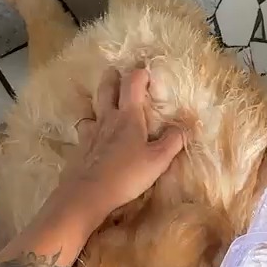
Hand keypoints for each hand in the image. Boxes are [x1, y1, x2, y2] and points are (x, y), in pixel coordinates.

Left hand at [45, 66, 185, 229]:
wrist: (87, 193)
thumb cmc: (126, 174)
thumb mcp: (158, 160)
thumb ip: (173, 141)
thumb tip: (186, 127)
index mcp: (128, 116)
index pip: (133, 84)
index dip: (140, 74)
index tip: (147, 73)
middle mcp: (108, 118)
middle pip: (107, 88)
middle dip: (112, 77)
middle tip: (117, 73)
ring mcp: (91, 132)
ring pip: (93, 108)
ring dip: (99, 101)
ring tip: (104, 103)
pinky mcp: (80, 147)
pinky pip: (84, 130)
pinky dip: (90, 127)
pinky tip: (92, 135)